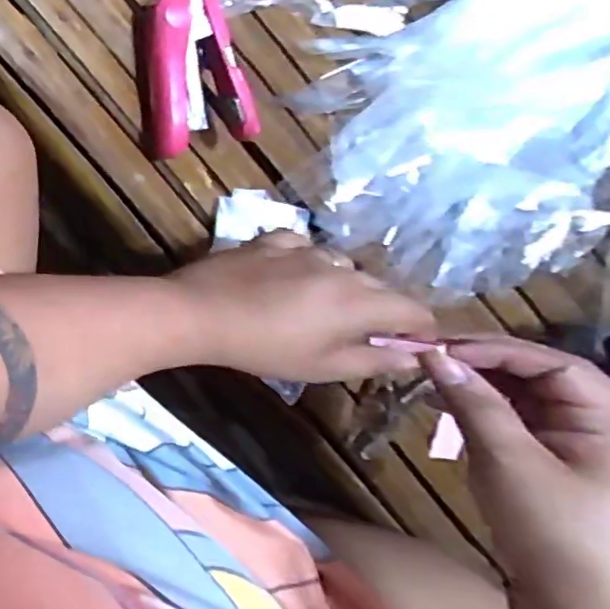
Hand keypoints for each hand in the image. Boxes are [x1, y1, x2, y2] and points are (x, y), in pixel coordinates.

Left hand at [167, 231, 435, 381]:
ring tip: (309, 303)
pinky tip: (284, 272)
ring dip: (336, 281)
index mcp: (361, 301)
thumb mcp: (321, 366)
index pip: (415, 311)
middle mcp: (338, 268)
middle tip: (346, 330)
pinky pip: (298, 244)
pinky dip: (300, 257)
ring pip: (338, 263)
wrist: (194, 313)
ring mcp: (299, 250)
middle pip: (377, 286)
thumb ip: (373, 361)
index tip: (400, 344)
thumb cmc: (259, 347)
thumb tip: (411, 357)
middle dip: (374, 307)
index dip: (415, 330)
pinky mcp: (264, 242)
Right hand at [422, 337, 609, 608]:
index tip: (437, 347)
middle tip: (427, 358)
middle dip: (488, 364)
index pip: (558, 366)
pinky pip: (533, 430)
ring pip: (538, 405)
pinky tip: (456, 413)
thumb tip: (435, 356)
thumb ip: (475, 404)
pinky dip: (493, 414)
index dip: (497, 349)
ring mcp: (598, 459)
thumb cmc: (558, 530)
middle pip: (551, 382)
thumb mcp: (509, 462)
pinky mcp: (575, 478)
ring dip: (486, 389)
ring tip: (433, 381)